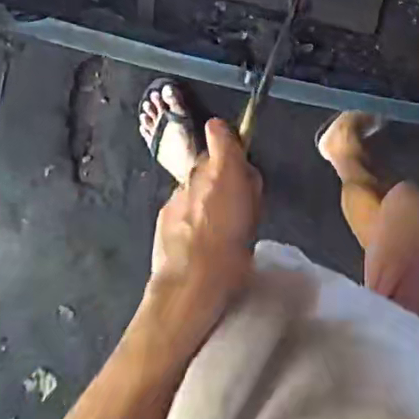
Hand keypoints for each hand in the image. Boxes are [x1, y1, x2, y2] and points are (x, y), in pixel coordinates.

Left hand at [147, 119, 261, 325]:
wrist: (187, 287)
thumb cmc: (231, 255)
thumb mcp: (254, 218)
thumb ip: (249, 187)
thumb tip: (244, 174)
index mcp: (223, 171)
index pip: (218, 131)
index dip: (225, 136)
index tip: (232, 149)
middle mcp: (197, 174)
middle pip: (207, 161)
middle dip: (218, 173)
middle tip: (230, 201)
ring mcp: (176, 192)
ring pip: (193, 183)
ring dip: (202, 195)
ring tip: (211, 226)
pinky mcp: (163, 211)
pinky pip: (181, 203)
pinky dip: (188, 212)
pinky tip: (194, 238)